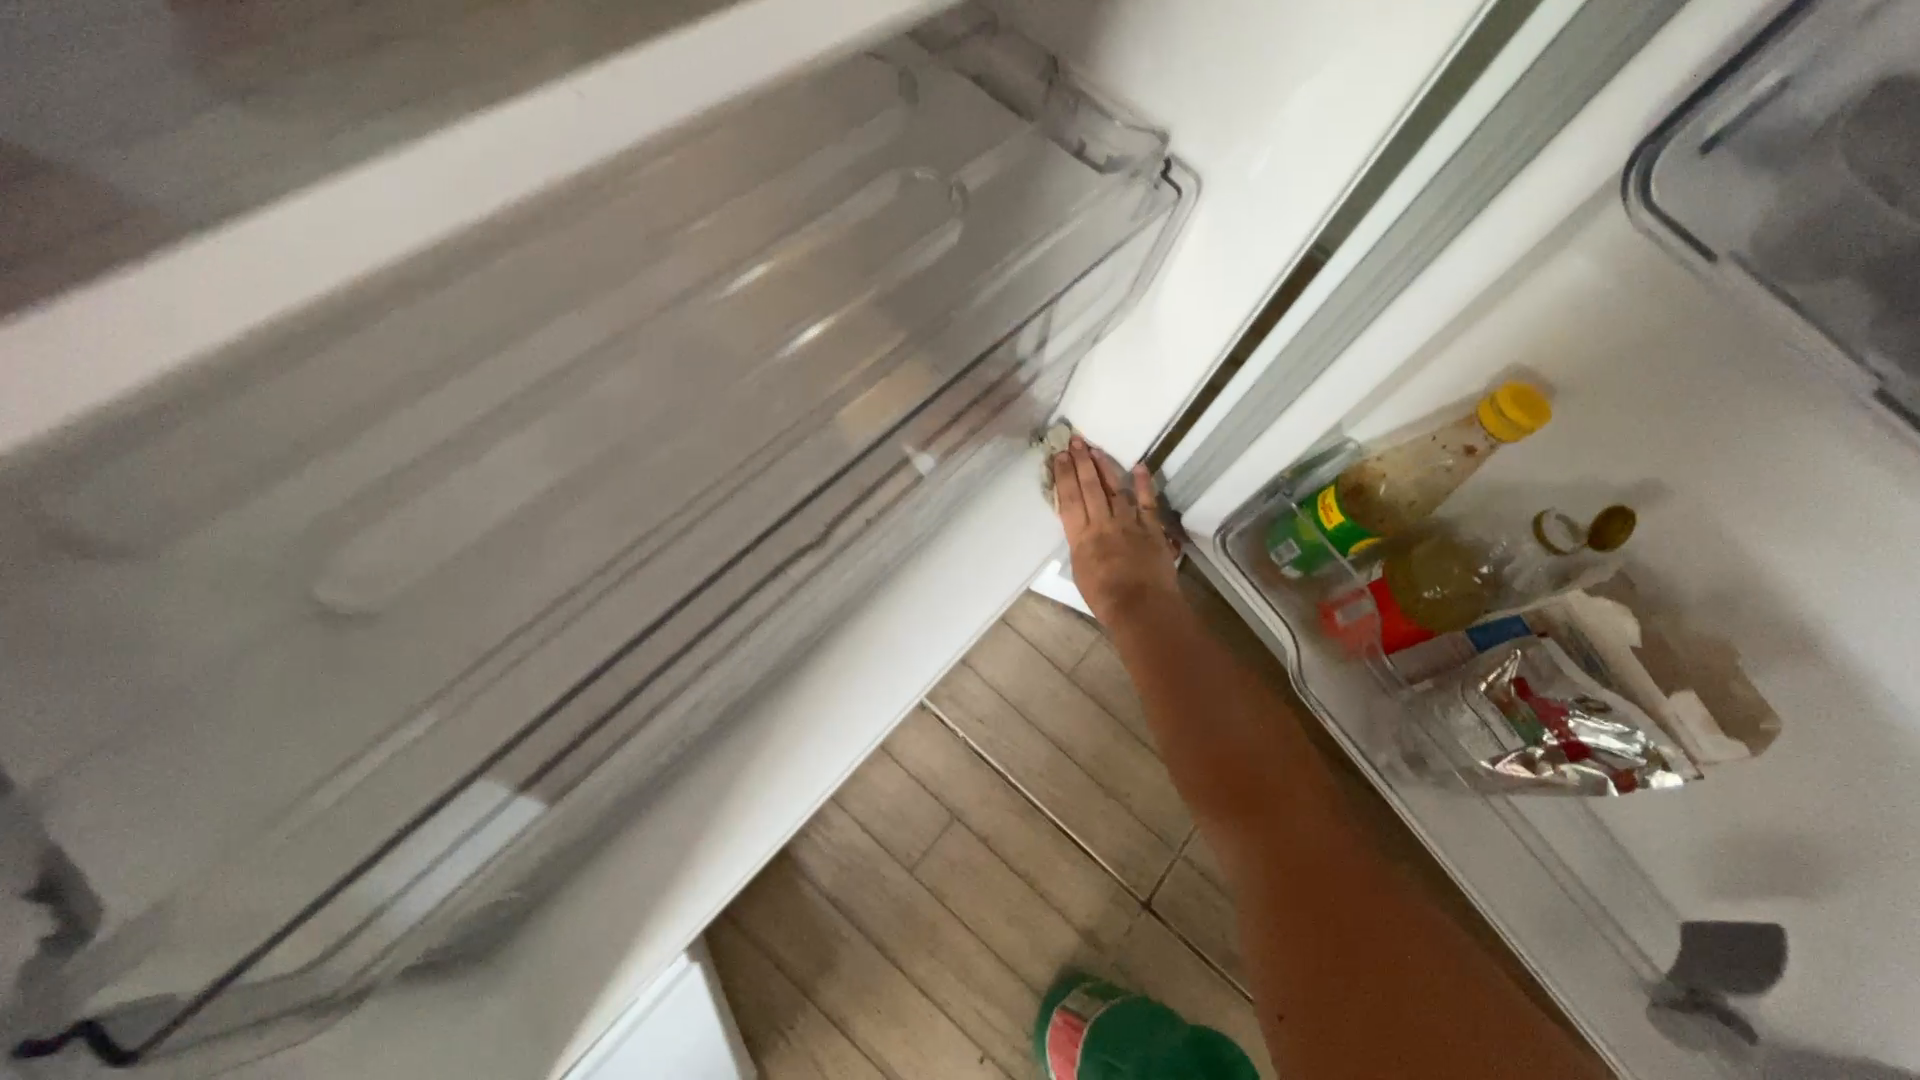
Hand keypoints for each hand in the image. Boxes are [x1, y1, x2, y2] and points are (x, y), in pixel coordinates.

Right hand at [1052, 436, 1178, 625]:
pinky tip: (1139, 466)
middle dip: (1081, 462)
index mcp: (1081, 537)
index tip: (1060, 456)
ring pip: (1116, 488)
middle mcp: (1103, 523)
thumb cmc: (1105, 599)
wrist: (1141, 607)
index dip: (1064, 475)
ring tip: (1096, 449)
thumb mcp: (1081, 572)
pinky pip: (1147, 501)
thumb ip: (1082, 546)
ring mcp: (1129, 523)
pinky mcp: (1152, 528)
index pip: (1069, 499)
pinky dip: (1143, 483)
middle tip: (1076, 440)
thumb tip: (1083, 532)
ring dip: (1105, 467)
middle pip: (1090, 487)